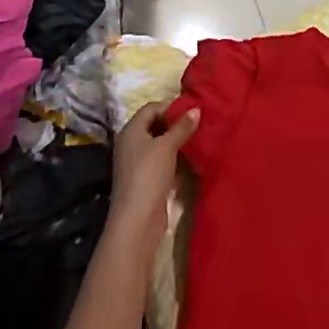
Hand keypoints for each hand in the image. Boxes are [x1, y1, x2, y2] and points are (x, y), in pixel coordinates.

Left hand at [110, 101, 197, 231]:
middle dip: (175, 124)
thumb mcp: (167, 146)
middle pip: (155, 125)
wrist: (137, 220)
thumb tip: (196, 109)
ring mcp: (137, 163)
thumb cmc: (149, 175)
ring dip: (177, 142)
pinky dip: (174, 158)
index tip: (191, 111)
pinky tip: (190, 159)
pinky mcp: (145, 180)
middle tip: (198, 123)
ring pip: (159, 144)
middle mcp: (131, 144)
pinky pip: (161, 161)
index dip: (170, 107)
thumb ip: (182, 126)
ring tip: (198, 139)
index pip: (151, 108)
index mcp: (131, 131)